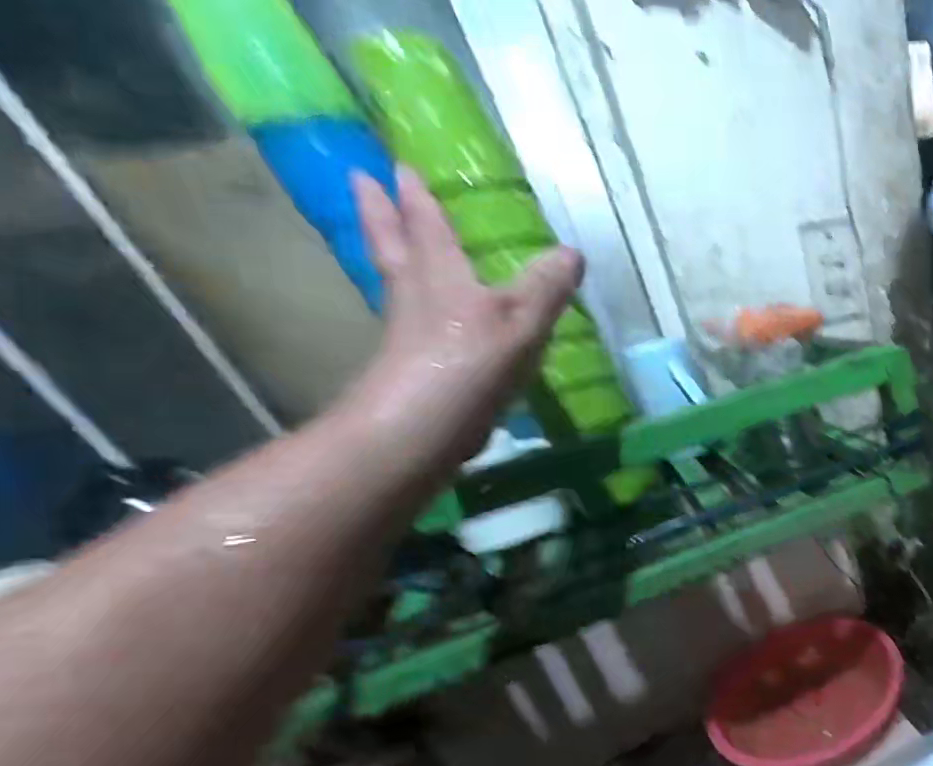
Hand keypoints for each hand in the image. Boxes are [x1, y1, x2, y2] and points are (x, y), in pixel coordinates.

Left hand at [337, 166, 583, 473]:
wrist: (417, 431)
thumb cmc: (466, 365)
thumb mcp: (519, 323)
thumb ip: (545, 288)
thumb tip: (572, 252)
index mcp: (440, 274)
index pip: (426, 225)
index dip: (415, 197)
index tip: (397, 166)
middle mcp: (416, 297)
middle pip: (394, 247)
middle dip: (380, 215)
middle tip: (360, 180)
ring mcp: (408, 337)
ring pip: (398, 286)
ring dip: (392, 259)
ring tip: (393, 246)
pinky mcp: (411, 373)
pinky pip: (412, 327)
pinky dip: (414, 313)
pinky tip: (430, 326)